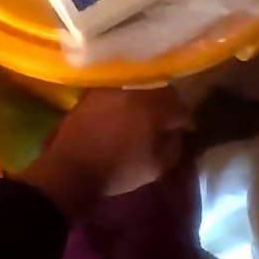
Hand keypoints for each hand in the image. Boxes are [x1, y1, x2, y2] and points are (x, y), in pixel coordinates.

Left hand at [15, 89, 189, 217]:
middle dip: (169, 105)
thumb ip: (174, 144)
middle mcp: (134, 91)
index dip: (186, 119)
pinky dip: (126, 101)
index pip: (180, 107)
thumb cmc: (118, 170)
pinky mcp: (93, 93)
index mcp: (153, 107)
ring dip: (147, 100)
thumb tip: (176, 131)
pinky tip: (123, 114)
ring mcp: (111, 89)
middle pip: (161, 91)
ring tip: (145, 116)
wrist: (71, 169)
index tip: (187, 129)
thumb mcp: (156, 166)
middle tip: (168, 120)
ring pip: (139, 88)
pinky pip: (119, 92)